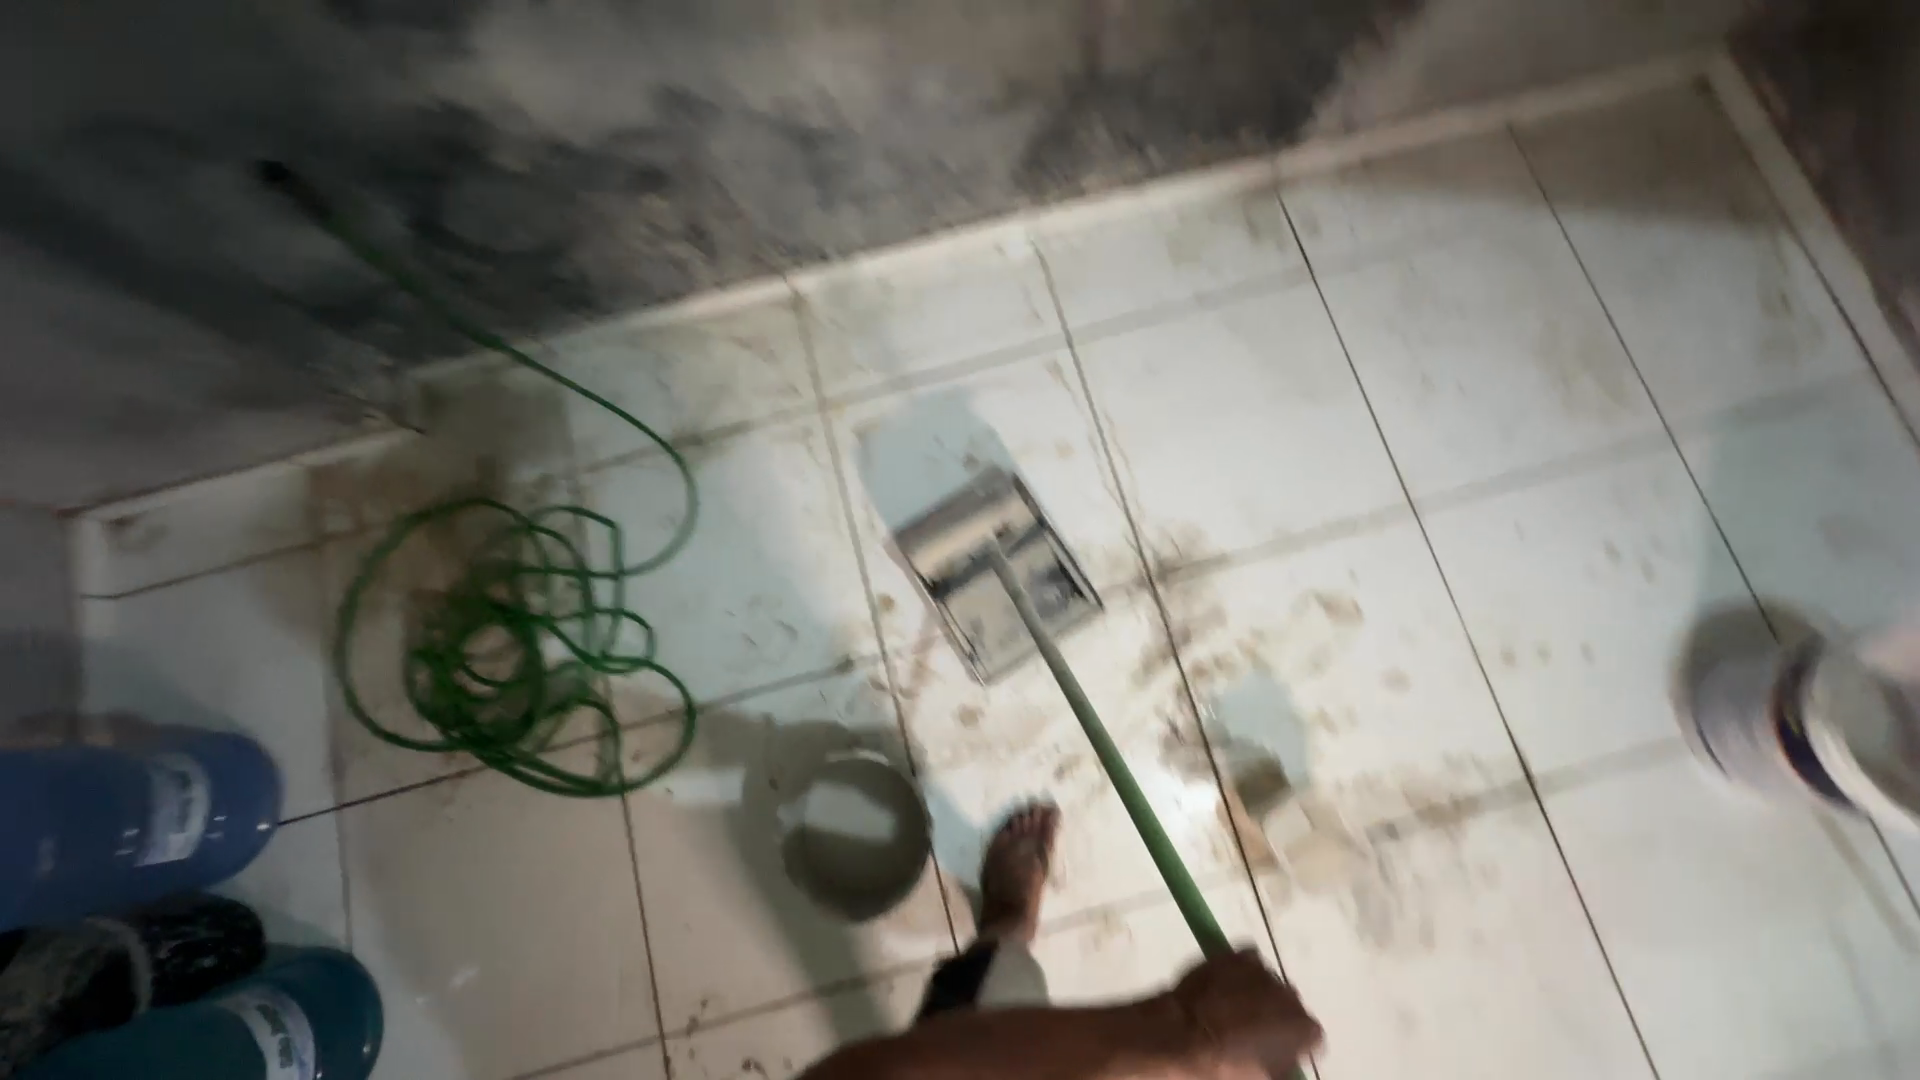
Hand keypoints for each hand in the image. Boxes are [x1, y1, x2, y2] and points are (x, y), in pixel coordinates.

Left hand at [1168, 950, 1321, 1079]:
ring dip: (1257, 990)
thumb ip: (1284, 1062)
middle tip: (1253, 1026)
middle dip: (1275, 1012)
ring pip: (1267, 980)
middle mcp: (1289, 995)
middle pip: (1289, 1002)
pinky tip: (1226, 985)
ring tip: (1235, 1005)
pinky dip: (1240, 970)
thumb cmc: (1229, 1064)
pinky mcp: (1236, 953)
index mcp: (1304, 1028)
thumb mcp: (1267, 1075)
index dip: (1294, 1040)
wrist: (1188, 1033)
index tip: (1279, 1046)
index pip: (1311, 1033)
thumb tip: (1283, 1057)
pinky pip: (1247, 961)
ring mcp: (1262, 971)